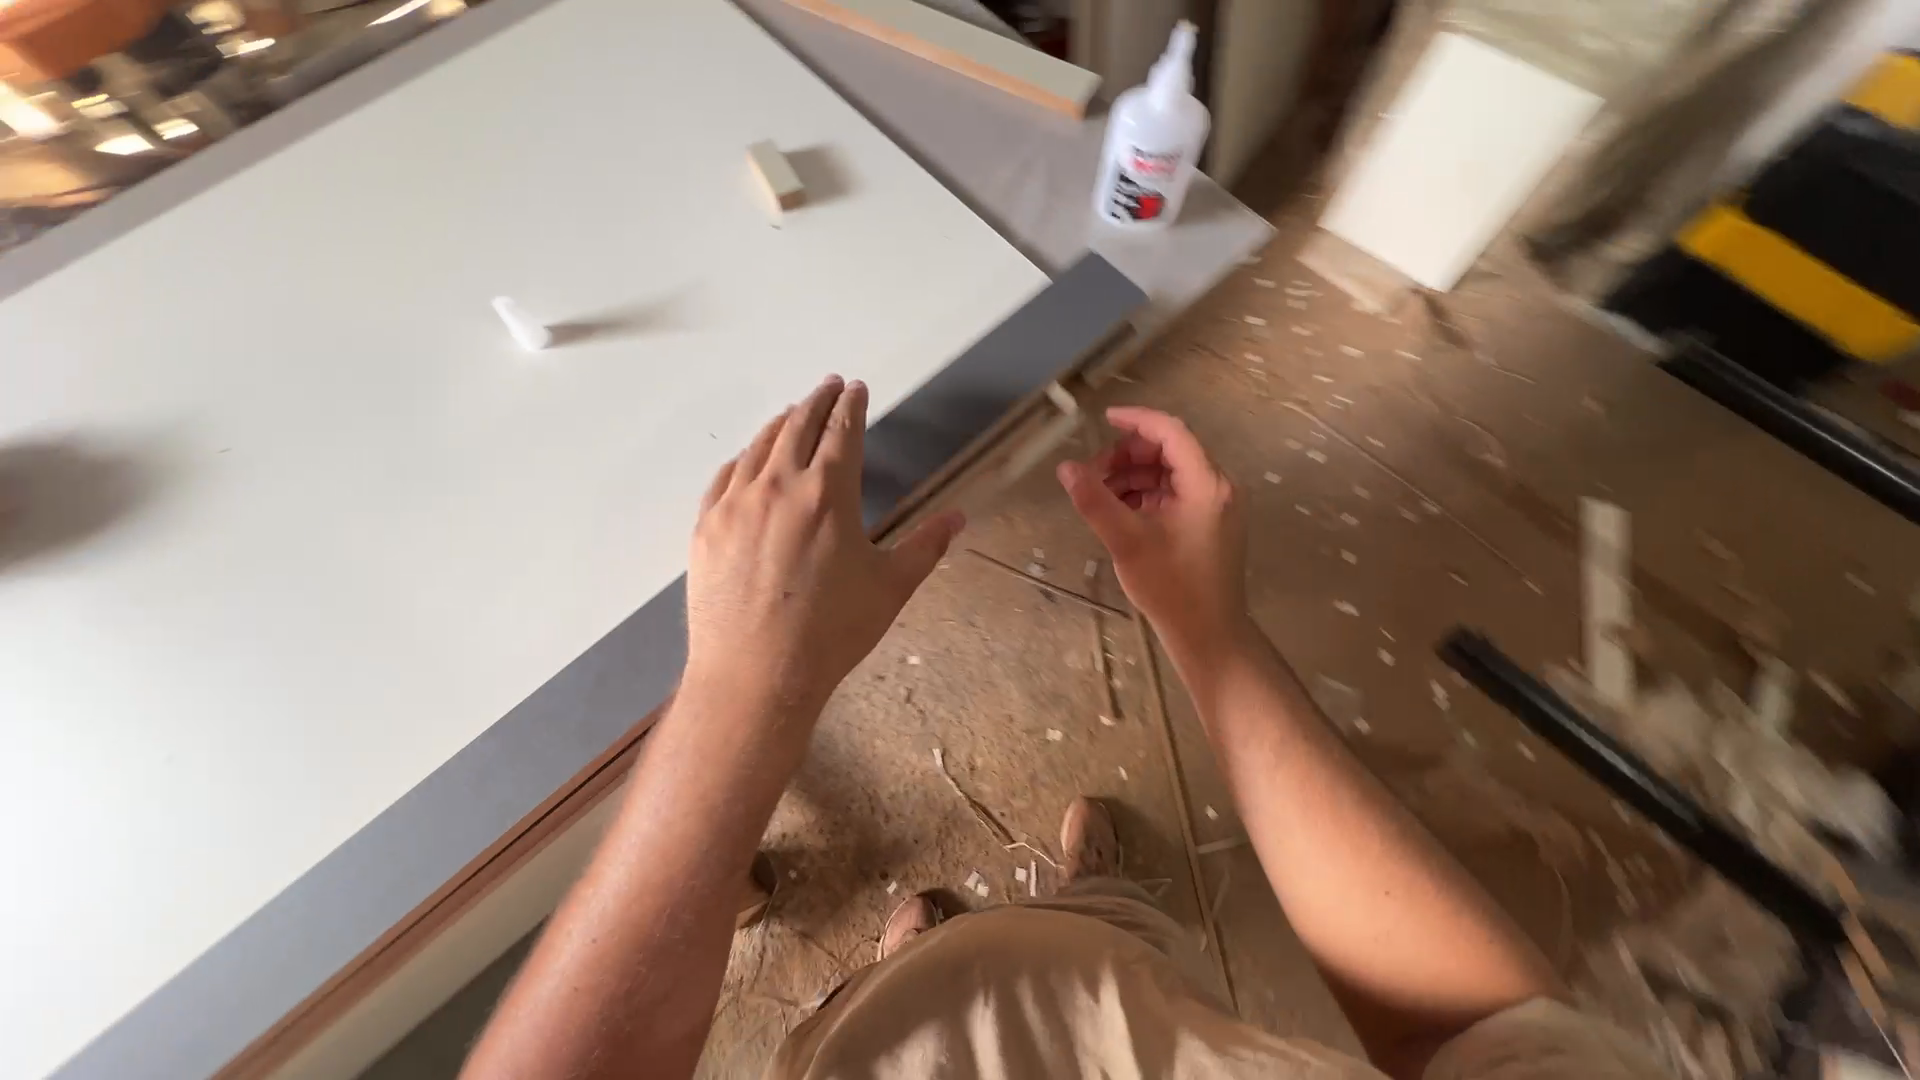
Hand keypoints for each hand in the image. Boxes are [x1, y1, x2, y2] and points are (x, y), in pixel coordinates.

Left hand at [685, 376, 963, 714]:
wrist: (756, 675)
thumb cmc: (833, 632)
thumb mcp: (891, 588)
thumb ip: (926, 546)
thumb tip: (958, 517)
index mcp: (829, 494)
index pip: (842, 432)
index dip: (852, 406)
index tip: (856, 389)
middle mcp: (780, 486)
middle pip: (798, 426)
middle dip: (817, 401)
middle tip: (828, 386)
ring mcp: (737, 504)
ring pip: (759, 446)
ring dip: (780, 423)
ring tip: (792, 413)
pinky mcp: (707, 527)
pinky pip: (725, 478)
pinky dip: (743, 459)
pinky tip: (748, 460)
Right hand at [1057, 406, 1249, 653]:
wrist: (1209, 634)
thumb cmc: (1171, 587)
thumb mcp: (1126, 541)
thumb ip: (1094, 500)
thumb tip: (1066, 468)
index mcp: (1206, 484)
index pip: (1171, 431)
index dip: (1136, 421)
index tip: (1103, 419)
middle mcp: (1217, 487)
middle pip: (1169, 451)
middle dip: (1127, 456)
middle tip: (1092, 474)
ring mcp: (1216, 507)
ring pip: (1169, 474)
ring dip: (1133, 476)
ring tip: (1100, 496)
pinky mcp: (1210, 524)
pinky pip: (1174, 494)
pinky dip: (1146, 495)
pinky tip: (1120, 512)